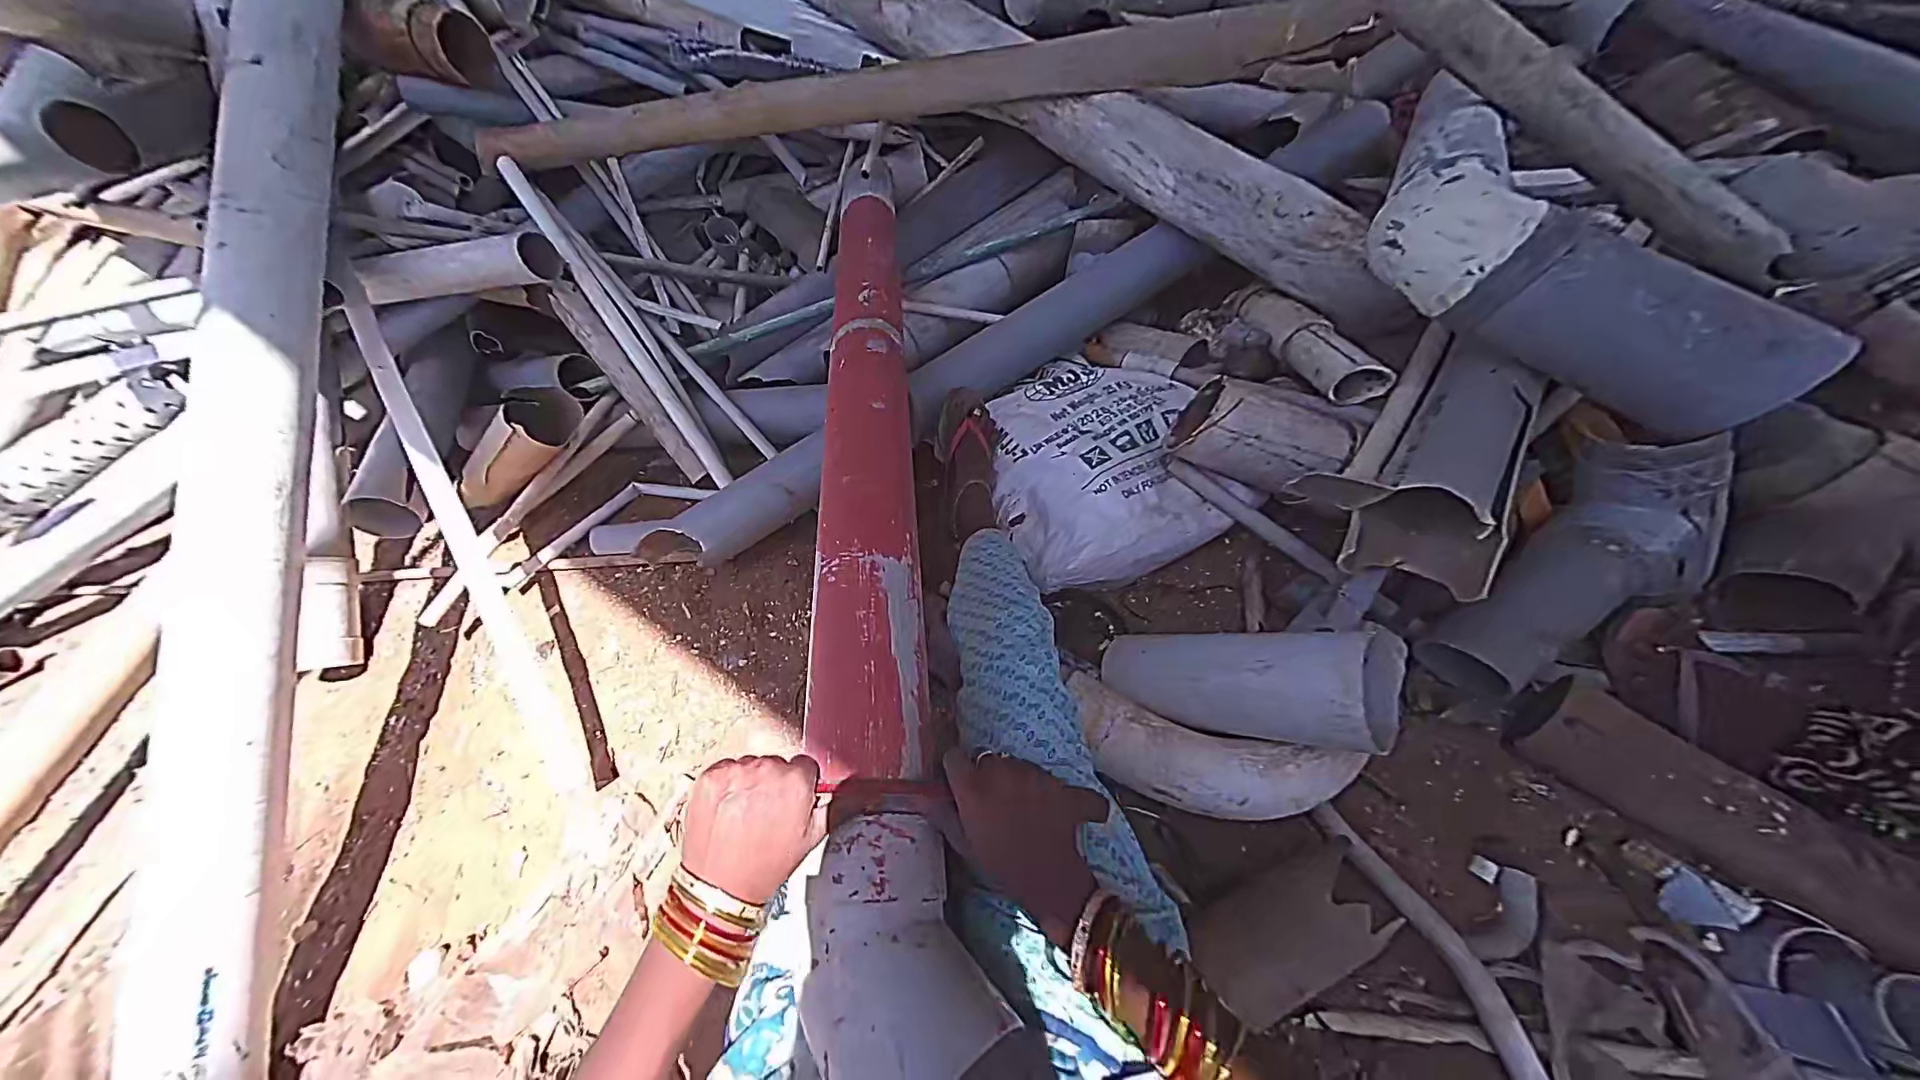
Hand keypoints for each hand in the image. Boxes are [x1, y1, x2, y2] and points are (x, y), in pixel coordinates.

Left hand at [679, 755, 827, 904]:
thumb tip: (851, 790)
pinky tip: (727, 808)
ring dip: (749, 782)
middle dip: (774, 783)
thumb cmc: (765, 865)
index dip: (799, 785)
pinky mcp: (710, 777)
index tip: (791, 800)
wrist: (719, 887)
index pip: (805, 765)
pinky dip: (726, 784)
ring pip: (750, 765)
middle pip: (777, 763)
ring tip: (744, 813)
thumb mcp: (812, 838)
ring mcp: (736, 772)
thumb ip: (834, 804)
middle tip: (766, 811)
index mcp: (797, 781)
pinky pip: (725, 768)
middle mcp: (767, 770)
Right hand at [944, 749, 1103, 946]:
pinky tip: (1043, 807)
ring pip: (1015, 763)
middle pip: (987, 759)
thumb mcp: (965, 844)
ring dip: (1014, 778)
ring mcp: (1030, 772)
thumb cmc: (1001, 865)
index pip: (954, 757)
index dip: (957, 769)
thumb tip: (921, 796)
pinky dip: (1039, 785)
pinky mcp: (1054, 778)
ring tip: (1020, 807)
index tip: (961, 783)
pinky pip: (1040, 774)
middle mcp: (1000, 770)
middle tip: (993, 801)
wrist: (1050, 878)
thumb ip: (943, 815)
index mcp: (972, 785)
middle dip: (987, 774)